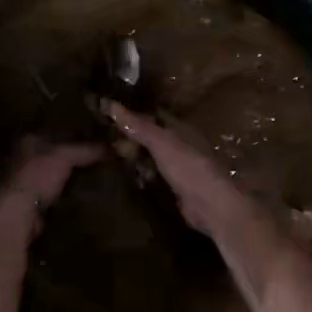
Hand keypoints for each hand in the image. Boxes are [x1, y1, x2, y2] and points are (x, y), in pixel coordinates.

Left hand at [0, 137, 105, 235]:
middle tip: (99, 156)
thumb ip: (88, 150)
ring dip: (70, 174)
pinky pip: (54, 190)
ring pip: (55, 172)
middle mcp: (24, 156)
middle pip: (55, 152)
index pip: (56, 130)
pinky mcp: (31, 199)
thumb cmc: (38, 176)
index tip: (96, 137)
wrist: (19, 212)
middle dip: (75, 155)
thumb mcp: (66, 156)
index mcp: (28, 140)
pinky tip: (82, 192)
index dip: (76, 132)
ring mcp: (26, 179)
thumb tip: (115, 147)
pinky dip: (66, 190)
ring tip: (95, 174)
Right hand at [103, 101, 265, 240]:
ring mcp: (177, 165)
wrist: (212, 207)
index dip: (130, 111)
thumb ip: (138, 126)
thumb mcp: (162, 143)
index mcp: (180, 128)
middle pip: (149, 134)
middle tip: (98, 134)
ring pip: (149, 154)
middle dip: (128, 134)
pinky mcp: (174, 186)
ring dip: (131, 153)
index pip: (151, 114)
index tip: (105, 110)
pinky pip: (151, 173)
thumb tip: (109, 104)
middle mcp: (179, 143)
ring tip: (103, 152)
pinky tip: (121, 172)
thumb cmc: (189, 168)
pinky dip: (138, 171)